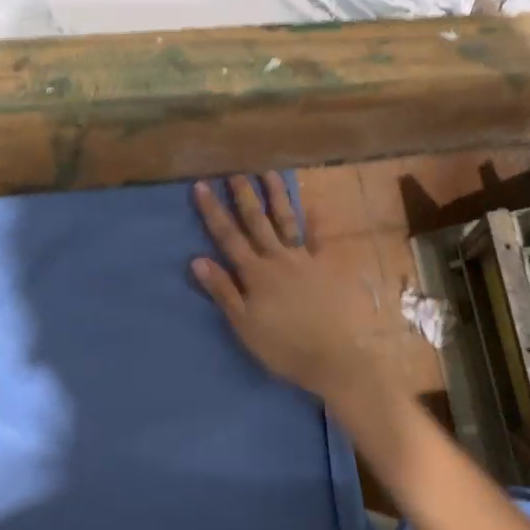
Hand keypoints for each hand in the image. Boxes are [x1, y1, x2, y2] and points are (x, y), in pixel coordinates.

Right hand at [191, 175, 392, 414]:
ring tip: (269, 173)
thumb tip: (197, 259)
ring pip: (288, 221)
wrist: (332, 358)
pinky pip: (321, 238)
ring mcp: (305, 260)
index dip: (213, 210)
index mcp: (255, 273)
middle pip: (257, 221)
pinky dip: (318, 220)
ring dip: (277, 196)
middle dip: (243, 195)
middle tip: (234, 171)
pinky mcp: (328, 267)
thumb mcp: (244, 324)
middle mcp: (278, 258)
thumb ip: (223, 290)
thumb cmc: (282, 346)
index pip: (228, 236)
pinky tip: (315, 204)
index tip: (201, 185)